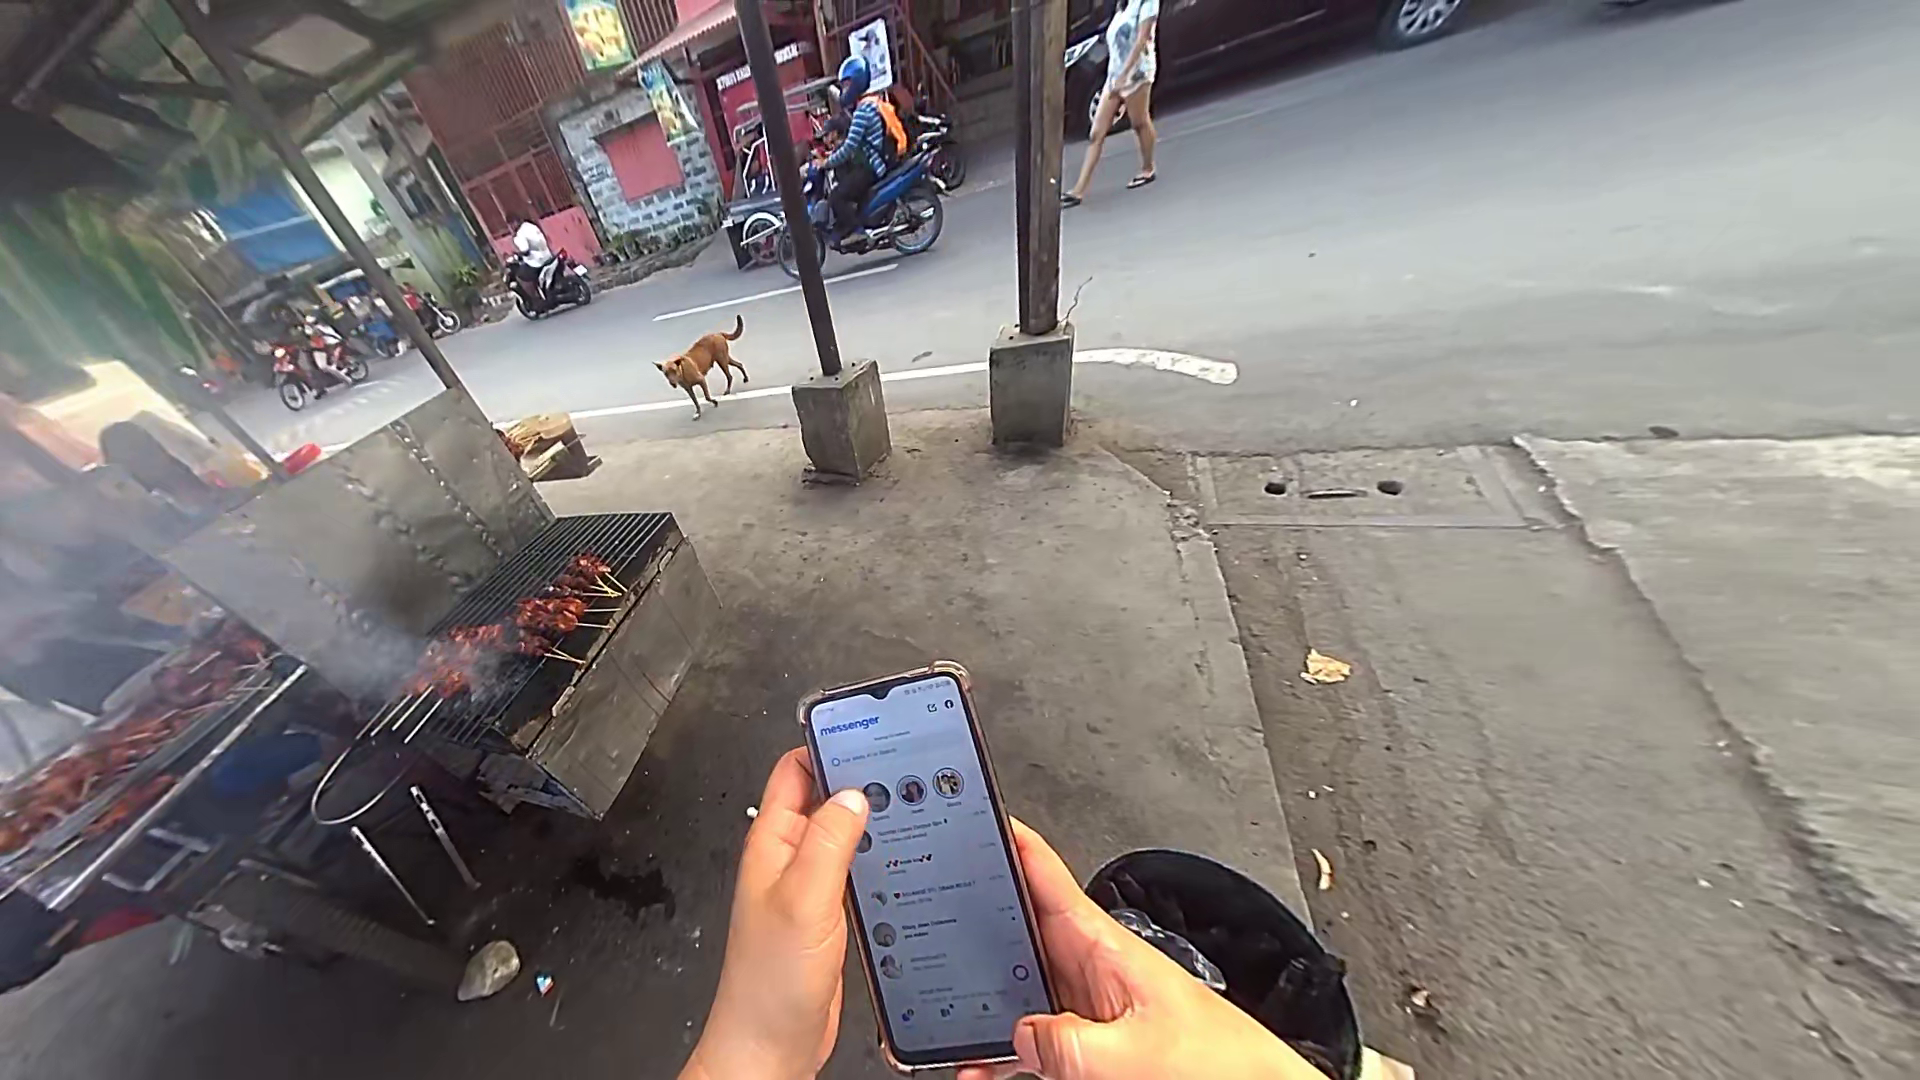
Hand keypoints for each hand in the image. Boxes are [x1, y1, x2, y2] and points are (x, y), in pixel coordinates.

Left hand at [682, 748, 869, 1079]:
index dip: (826, 743)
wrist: (773, 1047)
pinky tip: (900, 847)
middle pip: (826, 791)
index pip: (796, 767)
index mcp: (774, 839)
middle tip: (896, 764)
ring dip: (869, 813)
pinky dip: (876, 847)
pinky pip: (856, 857)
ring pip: (844, 824)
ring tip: (904, 800)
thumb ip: (828, 842)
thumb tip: (854, 794)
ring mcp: (812, 876)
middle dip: (857, 775)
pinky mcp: (831, 900)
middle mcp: (792, 851)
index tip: (861, 731)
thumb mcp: (802, 900)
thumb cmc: (768, 984)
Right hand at [959, 820, 1323, 1079]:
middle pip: (1017, 920)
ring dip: (985, 988)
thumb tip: (1021, 1037)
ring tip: (949, 1002)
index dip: (1008, 836)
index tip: (975, 816)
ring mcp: (1079, 994)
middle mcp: (1082, 956)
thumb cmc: (1217, 1053)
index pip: (1041, 869)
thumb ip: (1078, 1046)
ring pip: (1017, 979)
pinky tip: (981, 1065)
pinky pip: (1030, 1034)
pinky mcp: (1083, 1032)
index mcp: (1096, 937)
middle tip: (937, 906)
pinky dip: (1003, 1048)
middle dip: (979, 910)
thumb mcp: (1145, 1051)